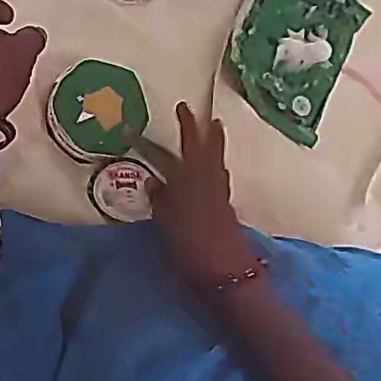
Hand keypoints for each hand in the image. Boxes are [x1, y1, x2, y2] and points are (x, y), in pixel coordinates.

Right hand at [150, 103, 260, 287]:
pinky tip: (211, 174)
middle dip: (209, 134)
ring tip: (213, 138)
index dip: (188, 126)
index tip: (183, 107)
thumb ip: (160, 199)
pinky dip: (215, 169)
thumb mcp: (166, 221)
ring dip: (215, 149)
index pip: (191, 144)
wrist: (226, 273)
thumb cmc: (191, 245)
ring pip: (218, 165)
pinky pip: (220, 180)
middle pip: (212, 151)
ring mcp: (222, 197)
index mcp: (194, 180)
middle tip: (209, 118)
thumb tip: (153, 180)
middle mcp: (211, 182)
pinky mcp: (227, 211)